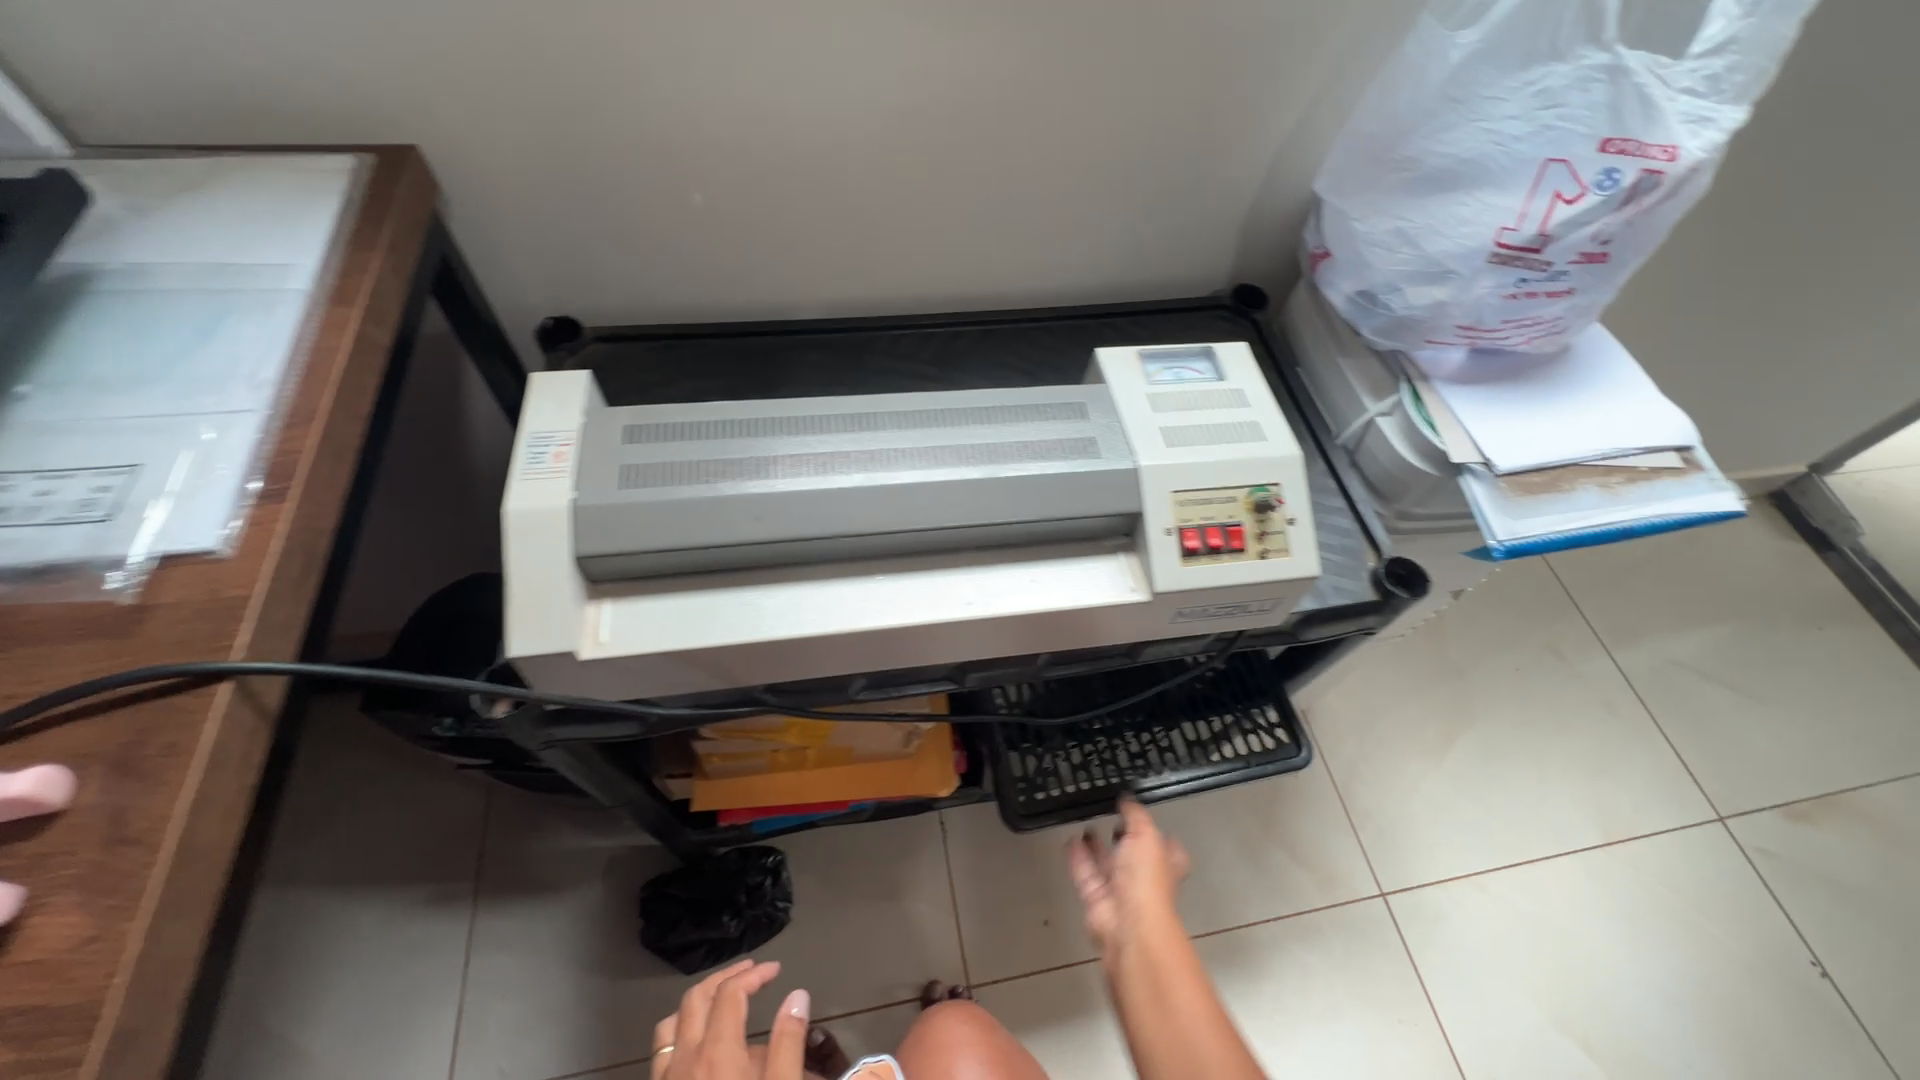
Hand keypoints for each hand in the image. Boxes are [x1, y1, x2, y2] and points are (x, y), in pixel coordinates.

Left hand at [653, 959, 810, 1079]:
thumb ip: (789, 1042)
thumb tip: (797, 995)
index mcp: (717, 1051)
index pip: (731, 992)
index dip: (754, 974)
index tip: (775, 969)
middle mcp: (685, 1058)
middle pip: (696, 998)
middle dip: (724, 977)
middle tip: (751, 970)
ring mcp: (667, 1077)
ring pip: (671, 1023)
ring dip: (697, 1002)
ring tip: (720, 999)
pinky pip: (661, 1052)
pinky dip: (679, 1032)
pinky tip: (697, 1044)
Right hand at [1067, 794, 1189, 955]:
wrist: (1128, 924)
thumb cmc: (1146, 878)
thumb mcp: (1146, 835)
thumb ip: (1135, 815)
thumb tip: (1127, 798)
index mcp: (1165, 863)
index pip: (1165, 845)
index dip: (1154, 831)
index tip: (1138, 814)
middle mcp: (1145, 877)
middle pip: (1133, 854)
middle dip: (1121, 837)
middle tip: (1107, 815)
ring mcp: (1120, 890)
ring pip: (1106, 863)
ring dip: (1096, 845)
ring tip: (1085, 823)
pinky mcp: (1096, 899)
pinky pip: (1086, 873)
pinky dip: (1078, 857)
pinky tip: (1070, 840)